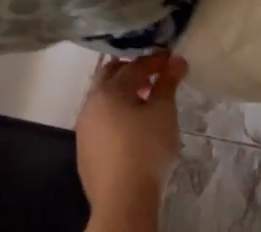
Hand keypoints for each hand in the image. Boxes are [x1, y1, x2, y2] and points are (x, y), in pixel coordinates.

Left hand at [76, 53, 187, 219]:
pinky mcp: (85, 151)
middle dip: (134, 72)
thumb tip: (176, 60)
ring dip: (124, 94)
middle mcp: (90, 105)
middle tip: (156, 76)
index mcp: (108, 91)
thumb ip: (168, 82)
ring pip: (104, 100)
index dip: (156, 60)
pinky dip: (117, 114)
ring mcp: (84, 130)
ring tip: (148, 102)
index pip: (135, 66)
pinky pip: (102, 121)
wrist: (123, 201)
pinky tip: (134, 128)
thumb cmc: (146, 148)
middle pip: (111, 76)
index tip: (174, 61)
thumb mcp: (164, 111)